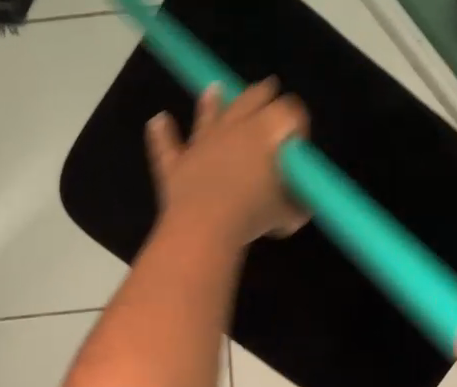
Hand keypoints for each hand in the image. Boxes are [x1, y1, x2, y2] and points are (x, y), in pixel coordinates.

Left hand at [146, 79, 310, 244]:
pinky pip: (167, 145)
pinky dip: (162, 134)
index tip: (297, 146)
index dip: (297, 125)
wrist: (205, 228)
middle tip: (269, 89)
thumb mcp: (287, 216)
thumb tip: (299, 208)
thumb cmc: (253, 216)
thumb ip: (295, 206)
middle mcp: (235, 125)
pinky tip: (156, 122)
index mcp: (269, 129)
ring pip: (209, 114)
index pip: (291, 112)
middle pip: (252, 98)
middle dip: (263, 94)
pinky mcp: (177, 164)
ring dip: (211, 102)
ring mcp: (202, 142)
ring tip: (213, 89)